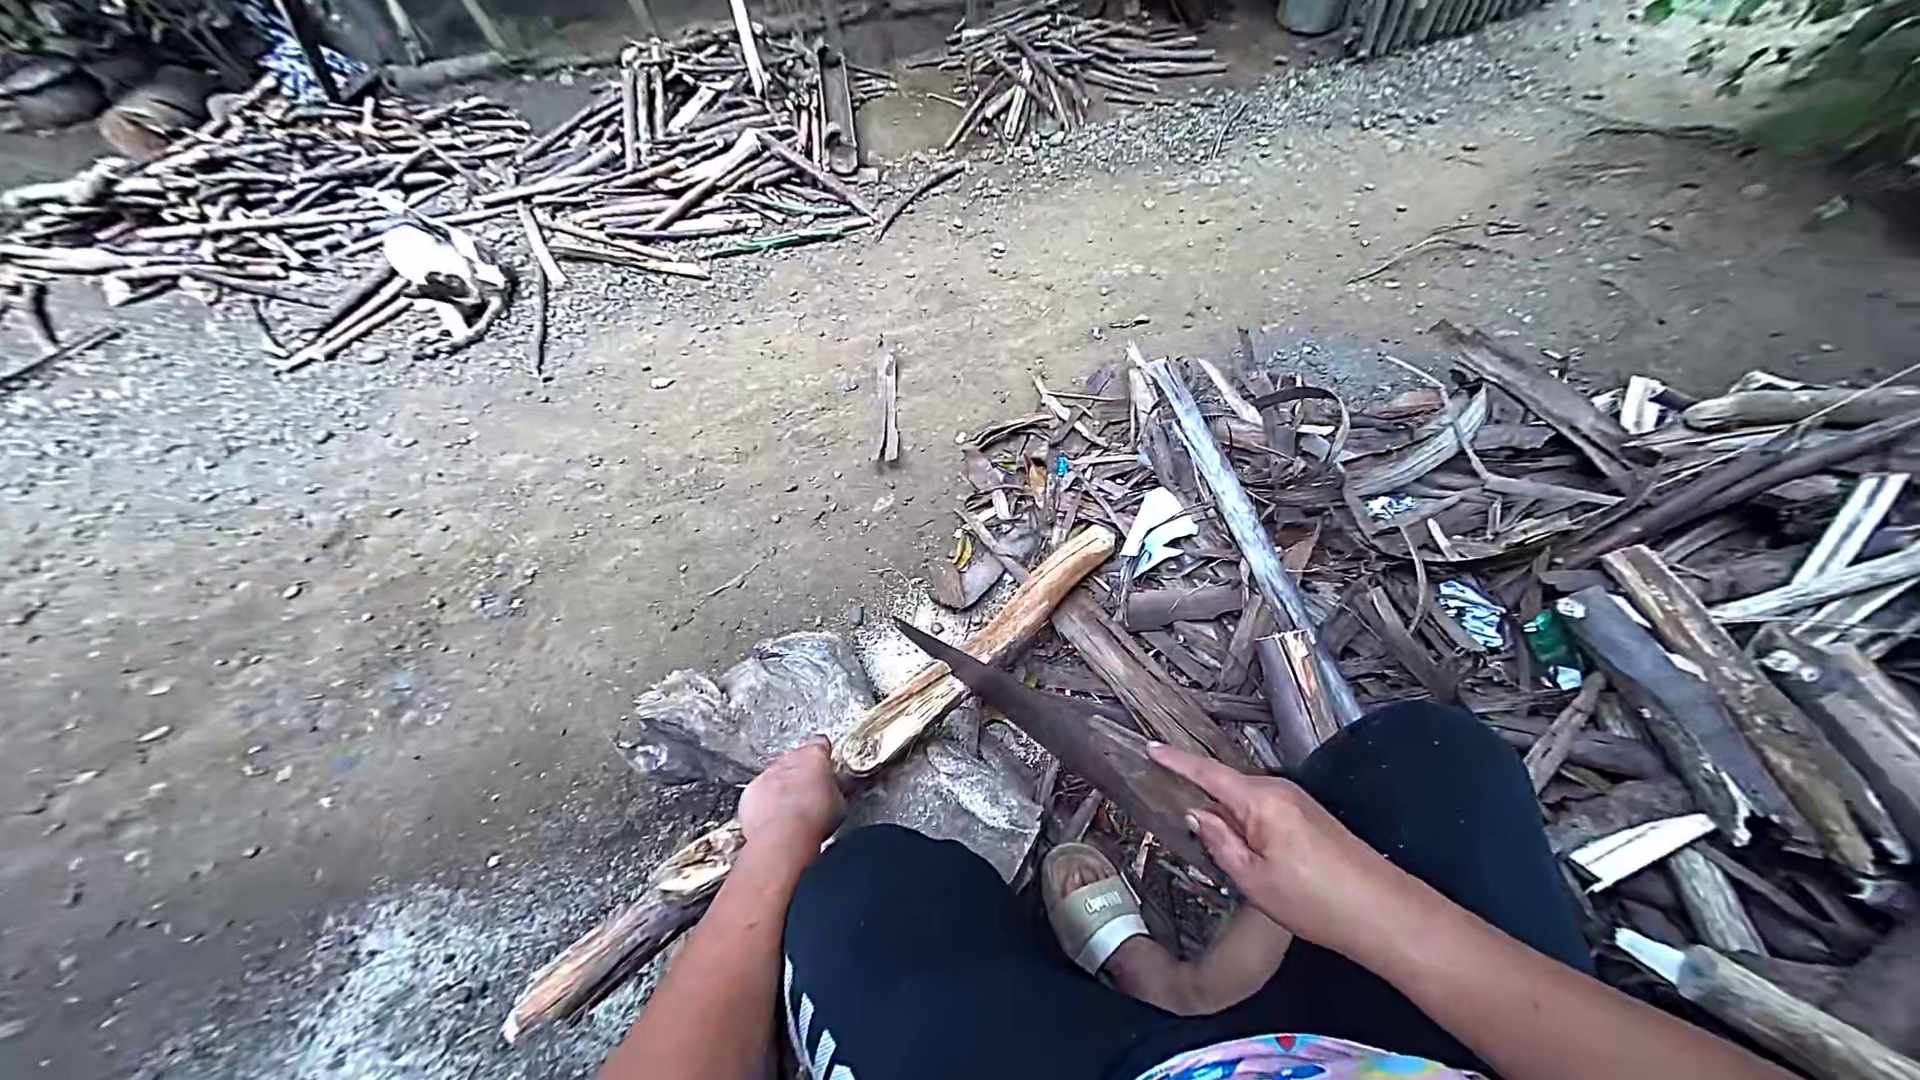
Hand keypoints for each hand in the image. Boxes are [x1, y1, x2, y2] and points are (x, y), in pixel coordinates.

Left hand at [738, 737, 844, 859]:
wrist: (781, 836)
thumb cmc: (814, 817)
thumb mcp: (840, 803)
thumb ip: (838, 789)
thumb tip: (841, 789)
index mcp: (814, 756)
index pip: (820, 744)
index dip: (823, 755)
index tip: (826, 767)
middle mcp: (788, 760)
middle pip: (795, 759)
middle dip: (801, 772)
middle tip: (809, 793)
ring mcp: (766, 775)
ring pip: (775, 776)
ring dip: (782, 787)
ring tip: (790, 811)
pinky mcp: (750, 793)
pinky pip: (759, 794)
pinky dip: (764, 803)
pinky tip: (773, 820)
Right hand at [1150, 742, 1423, 959]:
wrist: (1390, 916)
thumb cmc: (1318, 901)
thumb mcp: (1253, 879)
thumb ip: (1218, 841)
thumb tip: (1196, 813)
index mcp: (1260, 800)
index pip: (1207, 772)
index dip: (1176, 760)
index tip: (1150, 746)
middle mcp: (1278, 789)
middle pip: (1226, 787)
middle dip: (1207, 805)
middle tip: (1190, 833)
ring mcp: (1297, 800)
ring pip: (1246, 801)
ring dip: (1230, 820)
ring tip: (1231, 857)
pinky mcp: (1309, 814)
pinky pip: (1264, 810)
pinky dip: (1249, 824)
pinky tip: (1255, 855)